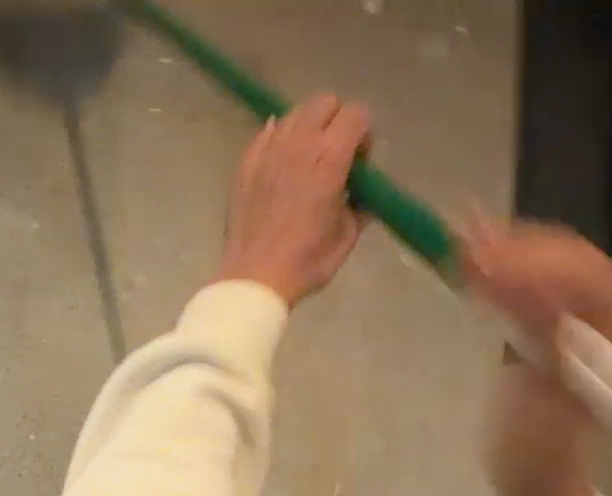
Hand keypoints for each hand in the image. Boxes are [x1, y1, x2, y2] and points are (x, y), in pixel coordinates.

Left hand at [214, 95, 370, 305]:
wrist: (254, 277)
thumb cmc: (304, 263)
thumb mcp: (346, 238)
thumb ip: (360, 206)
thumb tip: (363, 193)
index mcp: (329, 160)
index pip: (356, 114)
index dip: (364, 134)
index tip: (360, 162)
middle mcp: (299, 144)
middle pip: (325, 102)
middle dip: (337, 121)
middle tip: (335, 155)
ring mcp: (268, 150)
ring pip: (295, 113)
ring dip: (308, 128)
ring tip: (307, 160)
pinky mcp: (246, 161)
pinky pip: (267, 132)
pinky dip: (280, 139)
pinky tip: (282, 163)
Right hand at [458, 214, 611, 495]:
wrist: (540, 487)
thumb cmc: (542, 472)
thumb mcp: (547, 442)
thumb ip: (557, 395)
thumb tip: (559, 333)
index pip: (591, 286)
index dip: (540, 267)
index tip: (486, 263)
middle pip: (574, 267)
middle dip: (521, 251)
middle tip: (464, 242)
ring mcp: (589, 323)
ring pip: (554, 270)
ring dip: (509, 252)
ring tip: (461, 239)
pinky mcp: (560, 327)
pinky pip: (537, 285)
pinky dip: (505, 269)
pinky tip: (472, 257)